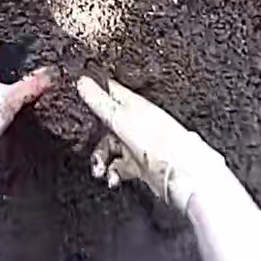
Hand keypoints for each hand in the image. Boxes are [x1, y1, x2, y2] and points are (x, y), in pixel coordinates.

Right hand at [77, 77, 231, 212]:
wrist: (184, 174)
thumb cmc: (159, 142)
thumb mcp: (123, 119)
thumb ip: (101, 103)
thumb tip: (82, 81)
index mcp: (133, 104)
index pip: (108, 90)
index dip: (93, 90)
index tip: (76, 94)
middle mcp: (135, 121)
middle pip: (106, 122)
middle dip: (93, 135)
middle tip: (86, 146)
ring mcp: (138, 143)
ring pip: (110, 146)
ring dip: (101, 159)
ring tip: (99, 171)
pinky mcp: (141, 164)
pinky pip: (119, 166)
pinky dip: (112, 173)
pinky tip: (113, 179)